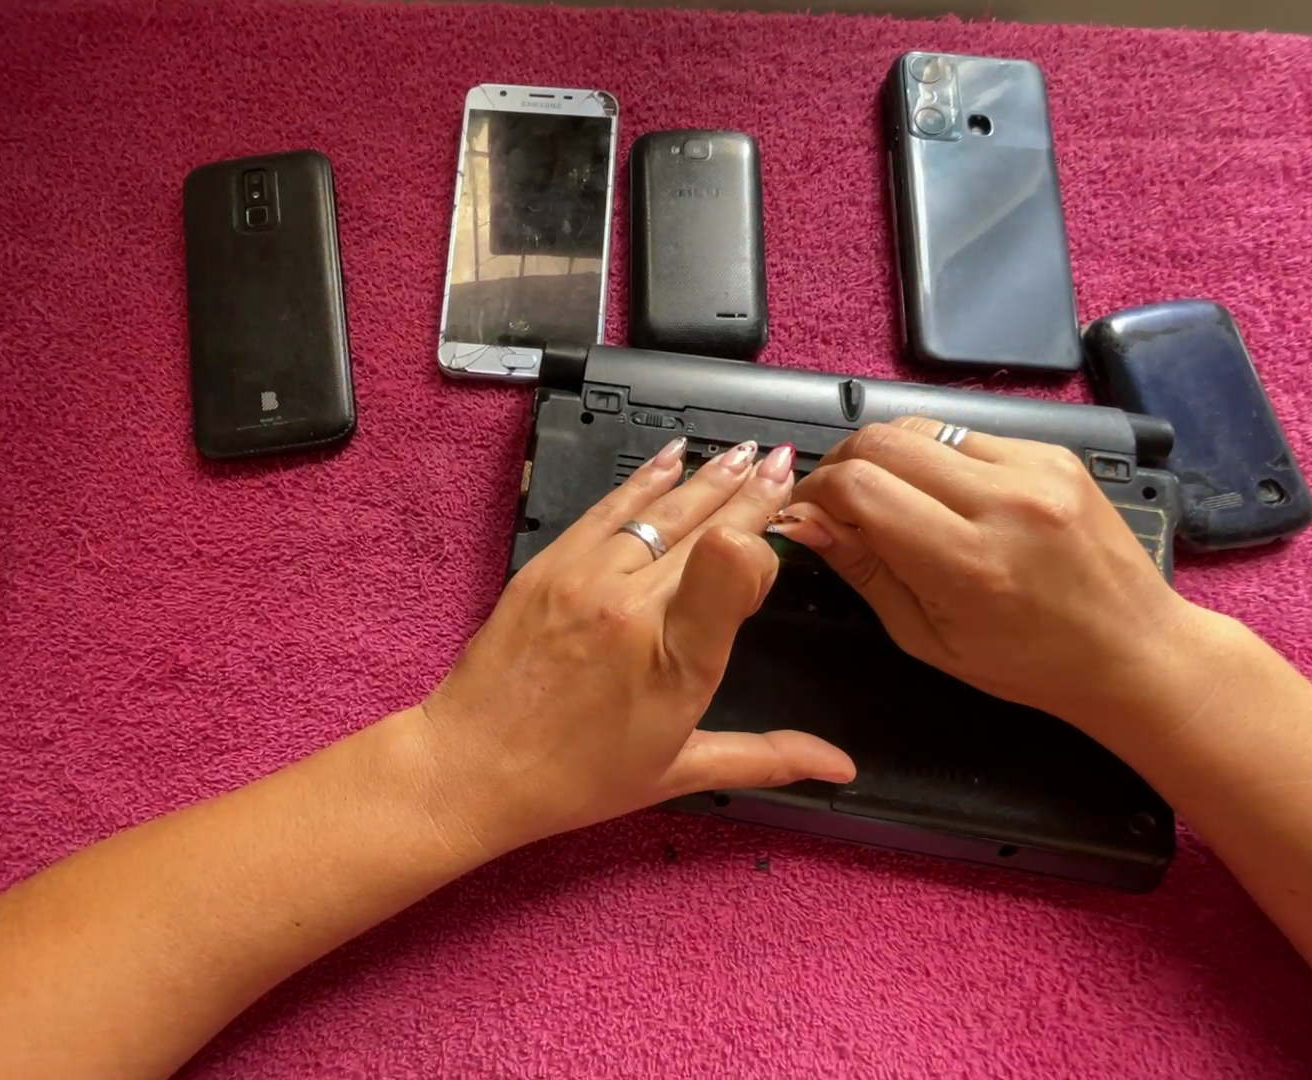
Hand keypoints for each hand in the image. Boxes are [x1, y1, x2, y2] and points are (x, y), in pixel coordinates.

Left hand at [417, 438, 854, 856]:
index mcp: (676, 662)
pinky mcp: (547, 565)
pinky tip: (672, 458)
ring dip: (707, 479)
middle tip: (785, 461)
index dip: (762, 548)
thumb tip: (840, 766)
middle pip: (705, 531)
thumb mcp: (676, 772)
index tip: (777, 538)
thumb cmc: (575, 778)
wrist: (472, 763)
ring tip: (745, 453)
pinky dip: (643, 481)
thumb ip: (764, 757)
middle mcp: (632, 607)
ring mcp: (585, 578)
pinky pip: (606, 510)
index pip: (736, 569)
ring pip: (660, 514)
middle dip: (750, 493)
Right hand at [766, 415, 1203, 725]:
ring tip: (884, 496)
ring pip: (916, 426)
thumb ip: (861, 568)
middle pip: (880, 441)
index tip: (807, 515)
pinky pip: (960, 433)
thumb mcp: (921, 634)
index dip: (815, 494)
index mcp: (967, 561)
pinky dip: (927, 457)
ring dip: (881, 456)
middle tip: (835, 502)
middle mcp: (1004, 501)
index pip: (858, 487)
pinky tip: (936, 492)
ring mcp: (1036, 468)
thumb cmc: (1022, 661)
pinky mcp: (1054, 452)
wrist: (1136, 651)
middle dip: (839, 465)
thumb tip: (803, 521)